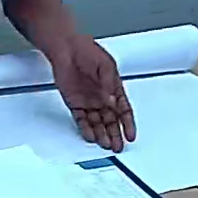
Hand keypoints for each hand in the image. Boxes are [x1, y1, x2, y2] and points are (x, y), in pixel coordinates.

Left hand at [49, 36, 134, 150]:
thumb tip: (111, 102)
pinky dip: (85, 128)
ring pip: (97, 122)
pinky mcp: (75, 103)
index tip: (130, 135)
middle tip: (118, 147)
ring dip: (101, 134)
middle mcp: (102, 97)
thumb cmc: (87, 52)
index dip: (128, 123)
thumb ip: (107, 86)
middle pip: (111, 120)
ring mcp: (88, 102)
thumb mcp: (104, 66)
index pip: (123, 110)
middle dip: (115, 134)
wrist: (67, 50)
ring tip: (105, 145)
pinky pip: (81, 119)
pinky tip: (90, 136)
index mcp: (113, 88)